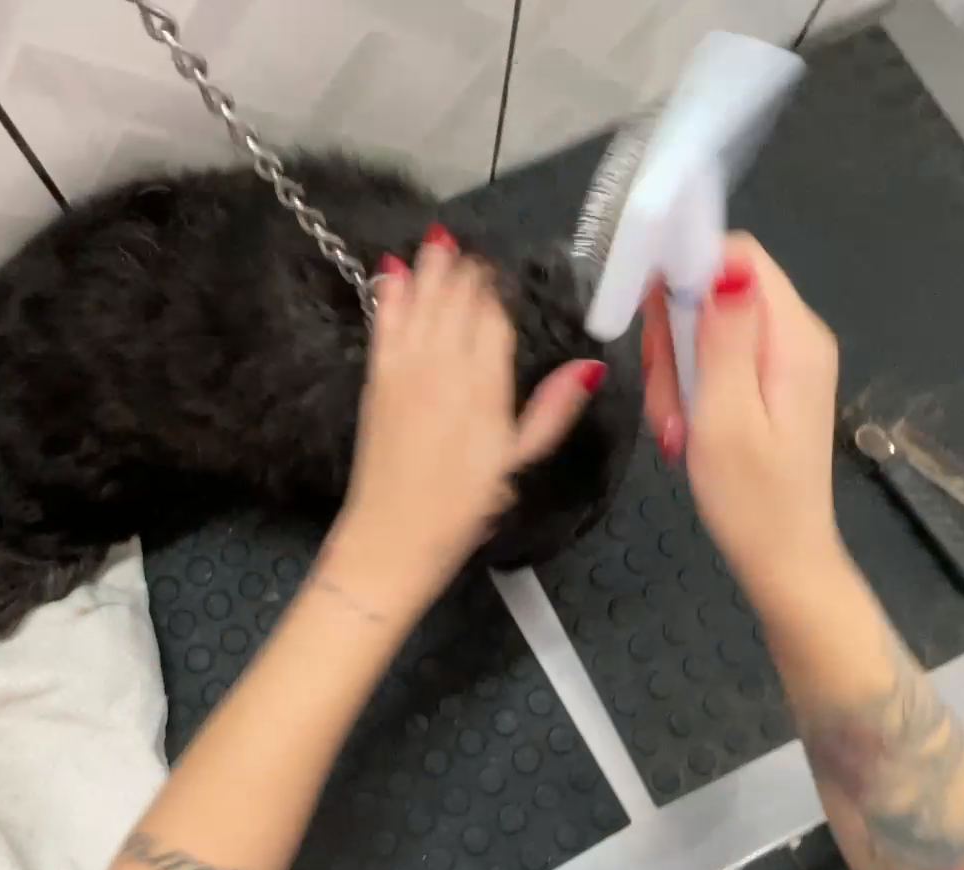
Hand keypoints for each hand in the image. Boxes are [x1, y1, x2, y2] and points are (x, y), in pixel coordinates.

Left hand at [323, 227, 604, 620]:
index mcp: (486, 388)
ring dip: (430, 271)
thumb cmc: (462, 508)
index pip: (493, 318)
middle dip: (464, 272)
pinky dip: (390, 297)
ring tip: (437, 240)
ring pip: (422, 305)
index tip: (498, 273)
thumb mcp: (519, 463)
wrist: (393, 535)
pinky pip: (384, 327)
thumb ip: (552, 410)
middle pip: (457, 303)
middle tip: (469, 249)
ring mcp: (406, 372)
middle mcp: (446, 369)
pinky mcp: (375, 382)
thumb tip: (589, 366)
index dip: (496, 290)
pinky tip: (391, 271)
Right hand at [641, 233, 844, 611]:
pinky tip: (685, 430)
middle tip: (665, 400)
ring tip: (676, 428)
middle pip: (714, 295)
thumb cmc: (751, 498)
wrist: (781, 556)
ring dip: (672, 375)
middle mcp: (793, 337)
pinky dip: (686, 391)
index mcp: (792, 338)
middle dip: (671, 341)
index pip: (739, 256)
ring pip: (703, 332)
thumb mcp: (725, 417)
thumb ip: (723, 339)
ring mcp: (779, 362)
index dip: (685, 269)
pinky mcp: (764, 385)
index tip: (644, 314)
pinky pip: (712, 362)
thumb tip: (722, 265)